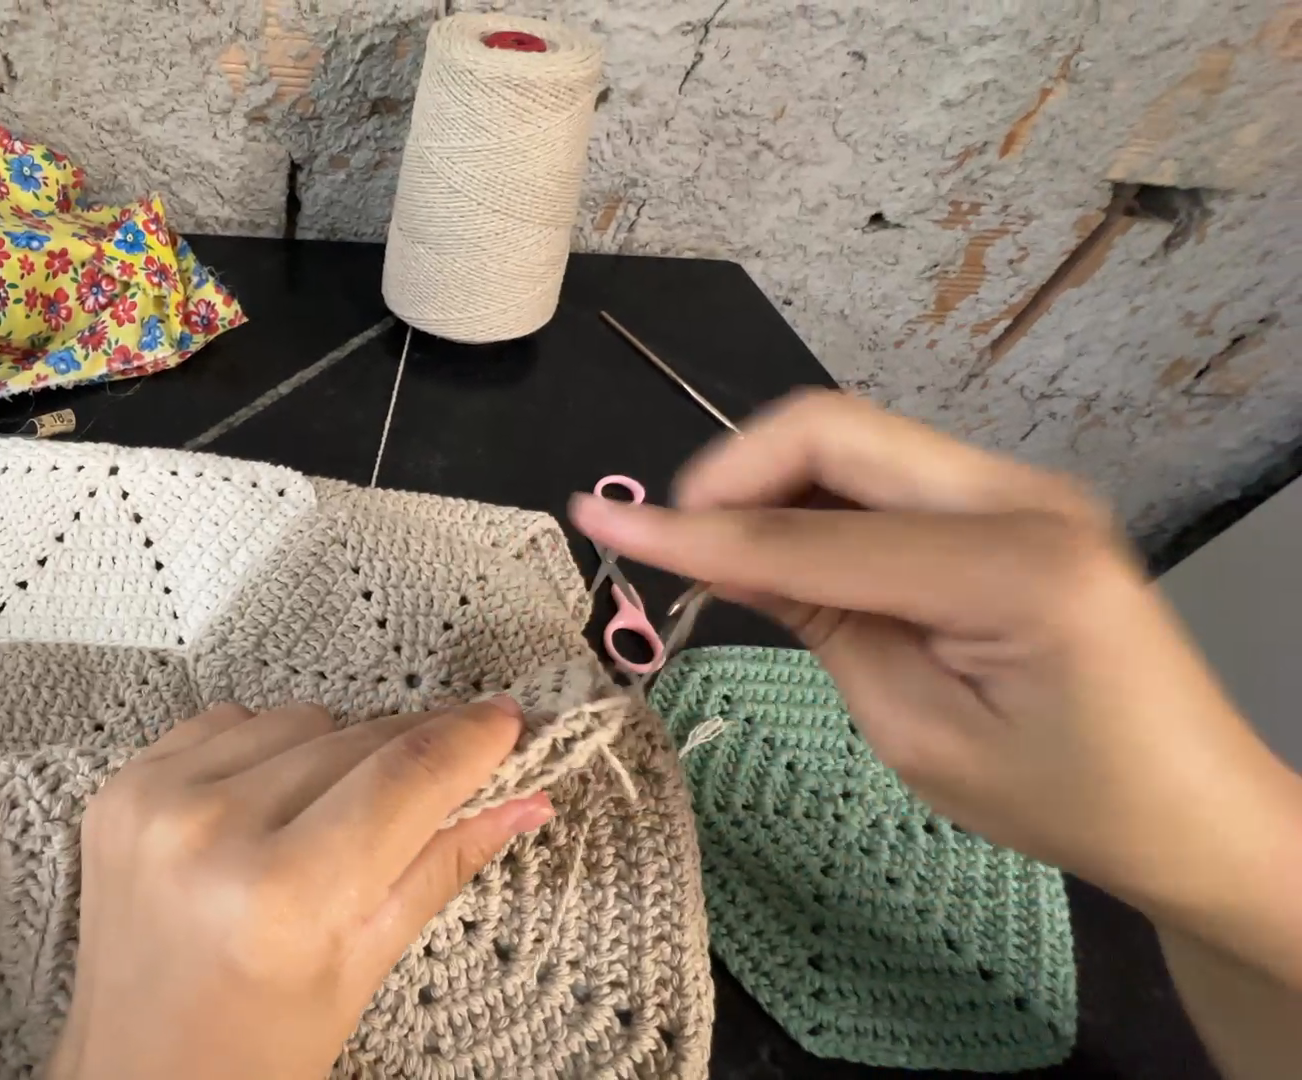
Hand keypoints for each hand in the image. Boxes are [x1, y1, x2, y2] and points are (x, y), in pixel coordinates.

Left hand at [47, 699, 553, 1079]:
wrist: (131, 1076)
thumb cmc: (258, 1050)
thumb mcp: (364, 966)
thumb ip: (444, 863)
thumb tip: (524, 797)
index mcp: (282, 899)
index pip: (402, 780)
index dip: (466, 738)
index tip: (507, 717)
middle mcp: (209, 832)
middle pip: (356, 740)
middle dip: (413, 748)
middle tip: (443, 765)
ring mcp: (154, 798)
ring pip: (300, 718)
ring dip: (334, 752)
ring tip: (324, 819)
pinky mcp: (122, 782)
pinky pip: (231, 721)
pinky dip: (267, 750)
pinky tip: (263, 806)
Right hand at [568, 390, 1301, 984]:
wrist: (1192, 809)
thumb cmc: (1054, 796)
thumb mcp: (908, 726)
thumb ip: (812, 617)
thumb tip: (711, 555)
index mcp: (1009, 568)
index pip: (803, 533)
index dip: (688, 531)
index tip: (596, 522)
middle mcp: (1015, 494)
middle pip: (826, 426)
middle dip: (724, 473)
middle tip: (672, 537)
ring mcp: (1008, 484)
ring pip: (839, 434)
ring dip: (755, 478)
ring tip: (713, 546)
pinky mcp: (991, 495)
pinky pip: (863, 466)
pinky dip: (794, 493)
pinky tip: (772, 544)